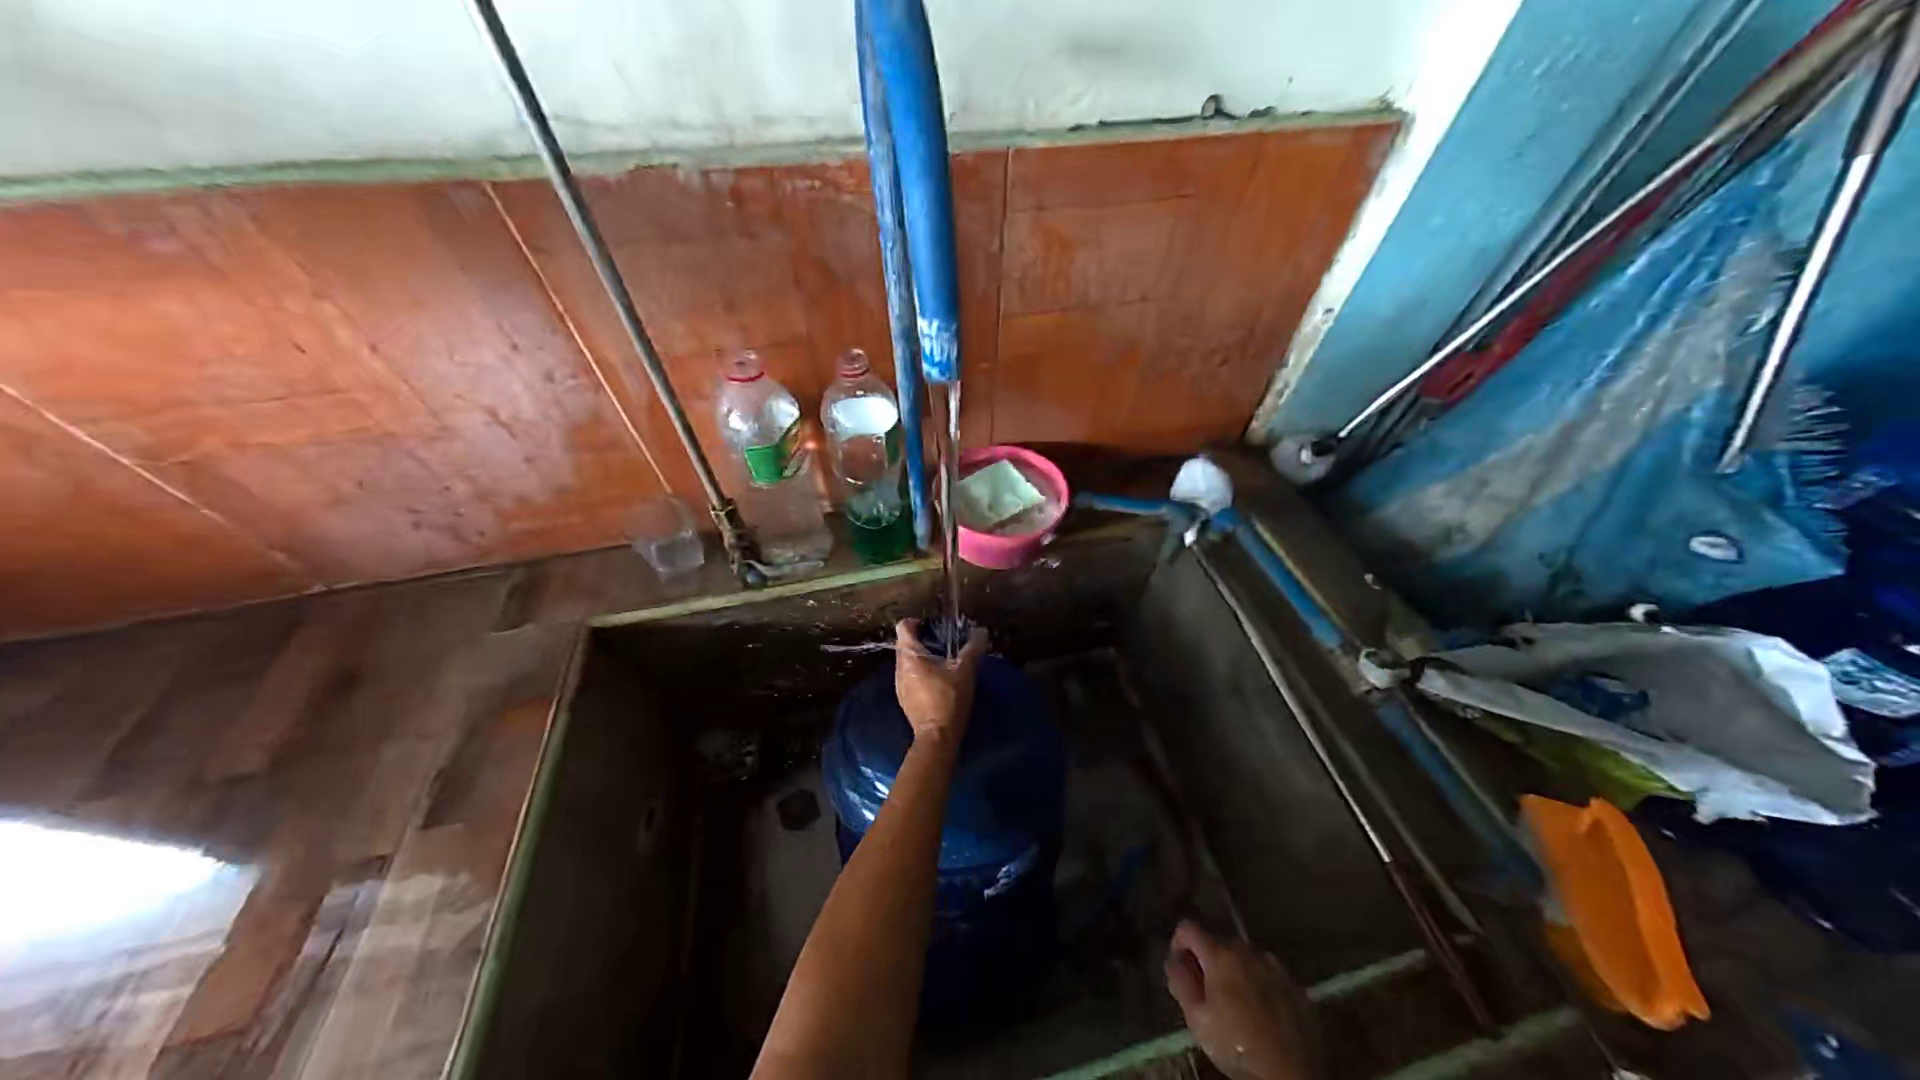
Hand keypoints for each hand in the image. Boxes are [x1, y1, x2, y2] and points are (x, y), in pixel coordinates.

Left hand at [893, 619, 988, 749]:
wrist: (937, 736)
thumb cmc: (949, 698)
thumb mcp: (965, 671)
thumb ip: (973, 648)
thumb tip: (981, 631)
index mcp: (910, 656)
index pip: (903, 627)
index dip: (916, 622)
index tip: (931, 626)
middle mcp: (899, 667)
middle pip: (905, 644)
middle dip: (922, 640)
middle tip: (943, 644)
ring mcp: (899, 684)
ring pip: (907, 662)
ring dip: (921, 659)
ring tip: (942, 663)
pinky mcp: (904, 698)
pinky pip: (909, 677)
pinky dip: (920, 673)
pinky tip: (937, 682)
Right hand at [1166, 921, 1315, 1079]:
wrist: (1292, 1076)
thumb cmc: (1237, 1047)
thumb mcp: (1197, 1020)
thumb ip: (1181, 983)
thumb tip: (1175, 960)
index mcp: (1221, 956)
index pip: (1189, 929)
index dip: (1178, 943)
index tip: (1180, 968)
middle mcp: (1248, 952)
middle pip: (1219, 944)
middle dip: (1209, 962)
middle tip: (1208, 994)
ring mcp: (1275, 968)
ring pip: (1246, 959)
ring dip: (1235, 972)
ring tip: (1236, 1004)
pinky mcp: (1295, 986)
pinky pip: (1268, 974)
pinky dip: (1259, 984)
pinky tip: (1261, 1012)